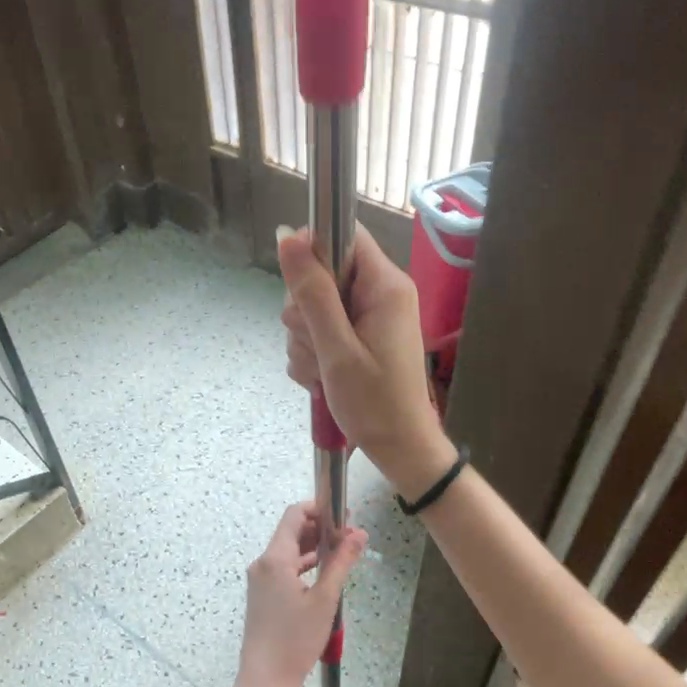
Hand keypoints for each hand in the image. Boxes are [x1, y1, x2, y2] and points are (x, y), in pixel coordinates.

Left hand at [236, 502, 366, 686]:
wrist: (265, 678)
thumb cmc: (296, 639)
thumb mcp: (325, 599)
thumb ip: (341, 563)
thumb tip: (359, 533)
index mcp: (274, 559)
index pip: (294, 515)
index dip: (319, 508)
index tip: (344, 514)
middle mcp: (262, 563)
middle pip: (290, 531)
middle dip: (319, 528)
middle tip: (350, 533)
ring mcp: (259, 580)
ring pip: (287, 551)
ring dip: (313, 547)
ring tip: (342, 551)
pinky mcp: (261, 595)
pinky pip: (282, 569)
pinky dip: (303, 565)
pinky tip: (323, 572)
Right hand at [281, 227, 456, 498]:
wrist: (399, 450)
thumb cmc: (374, 403)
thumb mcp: (337, 349)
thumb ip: (312, 293)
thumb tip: (287, 236)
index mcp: (384, 286)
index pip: (342, 236)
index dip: (311, 254)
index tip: (299, 292)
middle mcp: (378, 295)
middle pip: (320, 277)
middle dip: (305, 314)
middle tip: (318, 349)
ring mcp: (368, 319)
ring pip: (313, 310)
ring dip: (306, 342)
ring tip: (323, 373)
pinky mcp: (358, 341)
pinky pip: (320, 334)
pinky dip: (313, 356)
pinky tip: (321, 380)